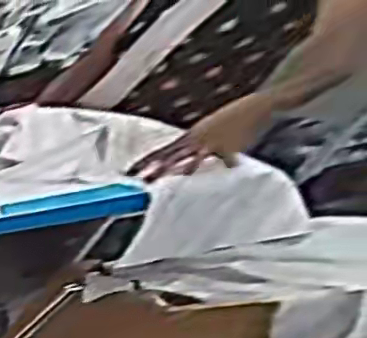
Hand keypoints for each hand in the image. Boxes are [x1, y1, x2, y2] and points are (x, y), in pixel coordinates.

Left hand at [132, 96, 272, 179]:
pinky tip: (231, 167)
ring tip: (180, 177)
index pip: (160, 152)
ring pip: (196, 158)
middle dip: (157, 171)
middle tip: (142, 183)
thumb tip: (165, 158)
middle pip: (172, 158)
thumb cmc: (228, 118)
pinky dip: (230, 162)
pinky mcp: (232, 145)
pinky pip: (229, 156)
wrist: (259, 103)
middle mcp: (197, 141)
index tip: (127, 173)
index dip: (144, 163)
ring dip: (187, 168)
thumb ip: (185, 144)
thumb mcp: (202, 129)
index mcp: (188, 137)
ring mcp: (213, 143)